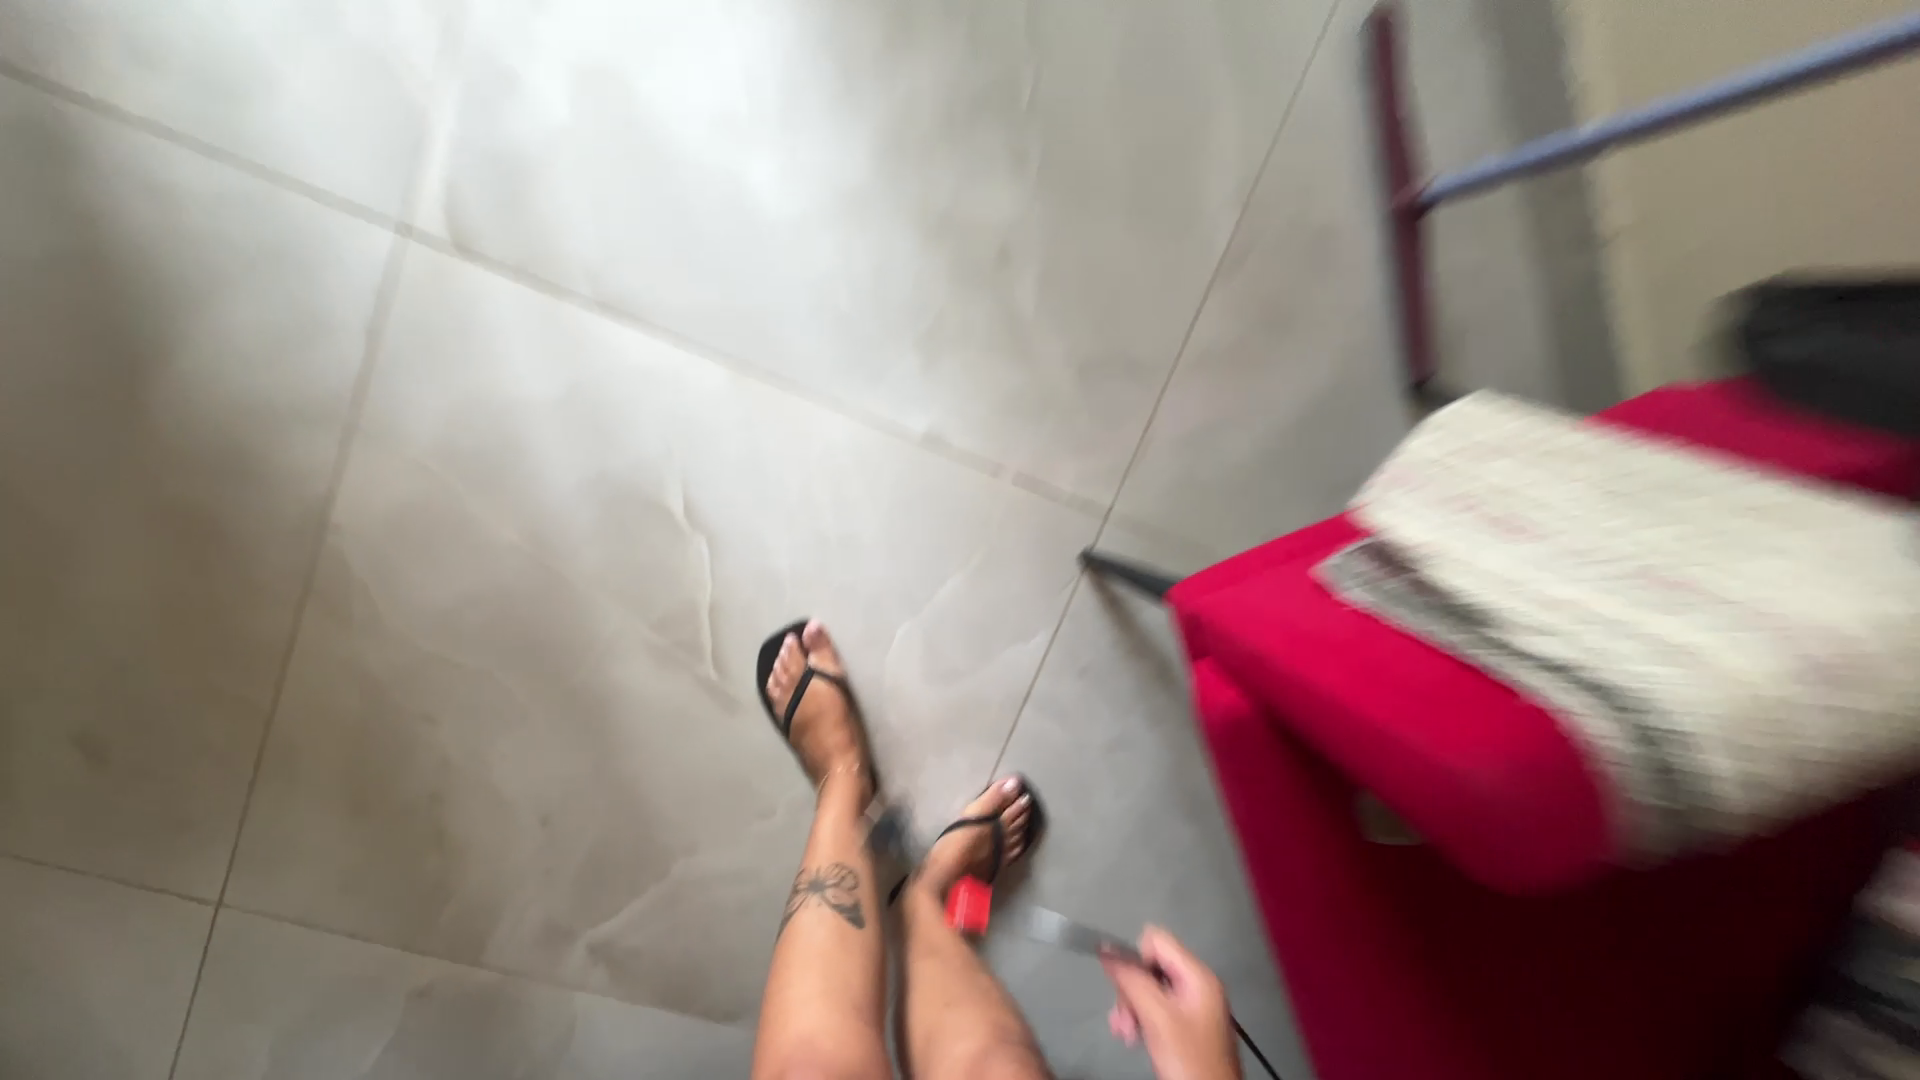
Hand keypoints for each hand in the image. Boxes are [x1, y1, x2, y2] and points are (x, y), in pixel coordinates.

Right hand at [1101, 925, 1240, 1079]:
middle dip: (1131, 990)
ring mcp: (1192, 1006)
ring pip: (1149, 989)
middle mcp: (1196, 985)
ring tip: (1126, 1033)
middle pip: (1150, 966)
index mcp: (1197, 975)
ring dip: (1131, 1008)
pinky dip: (1140, 1019)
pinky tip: (1132, 1037)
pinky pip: (1155, 1008)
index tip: (1128, 987)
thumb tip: (1105, 948)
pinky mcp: (1186, 1025)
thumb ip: (1131, 979)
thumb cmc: (1187, 1058)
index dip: (1136, 959)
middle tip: (1125, 1019)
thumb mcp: (1156, 1017)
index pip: (1156, 940)